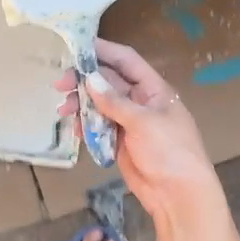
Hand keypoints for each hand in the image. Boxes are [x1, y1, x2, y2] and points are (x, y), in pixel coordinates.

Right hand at [56, 39, 239, 240]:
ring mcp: (129, 122)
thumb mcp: (143, 122)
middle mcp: (140, 101)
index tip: (76, 46)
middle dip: (84, 81)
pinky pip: (98, 126)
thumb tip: (89, 79)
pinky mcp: (120, 142)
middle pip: (108, 82)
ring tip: (63, 110)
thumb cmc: (169, 151)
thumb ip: (114, 101)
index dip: (103, 50)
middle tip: (60, 85)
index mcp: (153, 89)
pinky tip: (74, 128)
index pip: (126, 61)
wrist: (178, 194)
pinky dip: (85, 125)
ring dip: (81, 104)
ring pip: (100, 104)